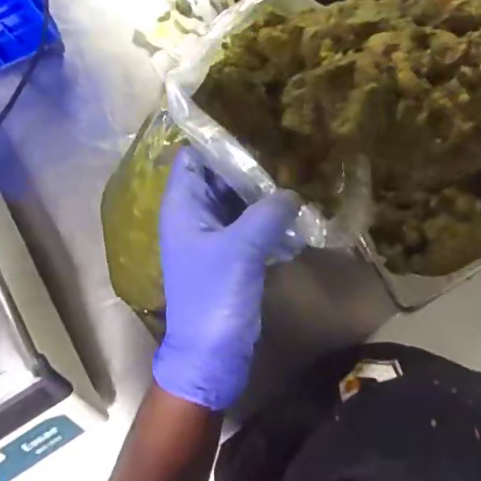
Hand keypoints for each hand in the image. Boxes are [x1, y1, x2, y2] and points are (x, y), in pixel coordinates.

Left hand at [154, 149, 302, 410]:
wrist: (211, 354)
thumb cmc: (214, 297)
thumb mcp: (241, 249)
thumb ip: (267, 214)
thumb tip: (291, 192)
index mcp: (182, 208)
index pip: (193, 158)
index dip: (218, 141)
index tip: (255, 127)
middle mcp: (194, 217)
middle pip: (218, 178)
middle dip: (248, 165)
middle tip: (288, 149)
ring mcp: (213, 239)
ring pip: (236, 203)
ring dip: (261, 193)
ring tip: (298, 174)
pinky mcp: (232, 258)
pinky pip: (249, 227)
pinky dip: (268, 218)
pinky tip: (296, 212)